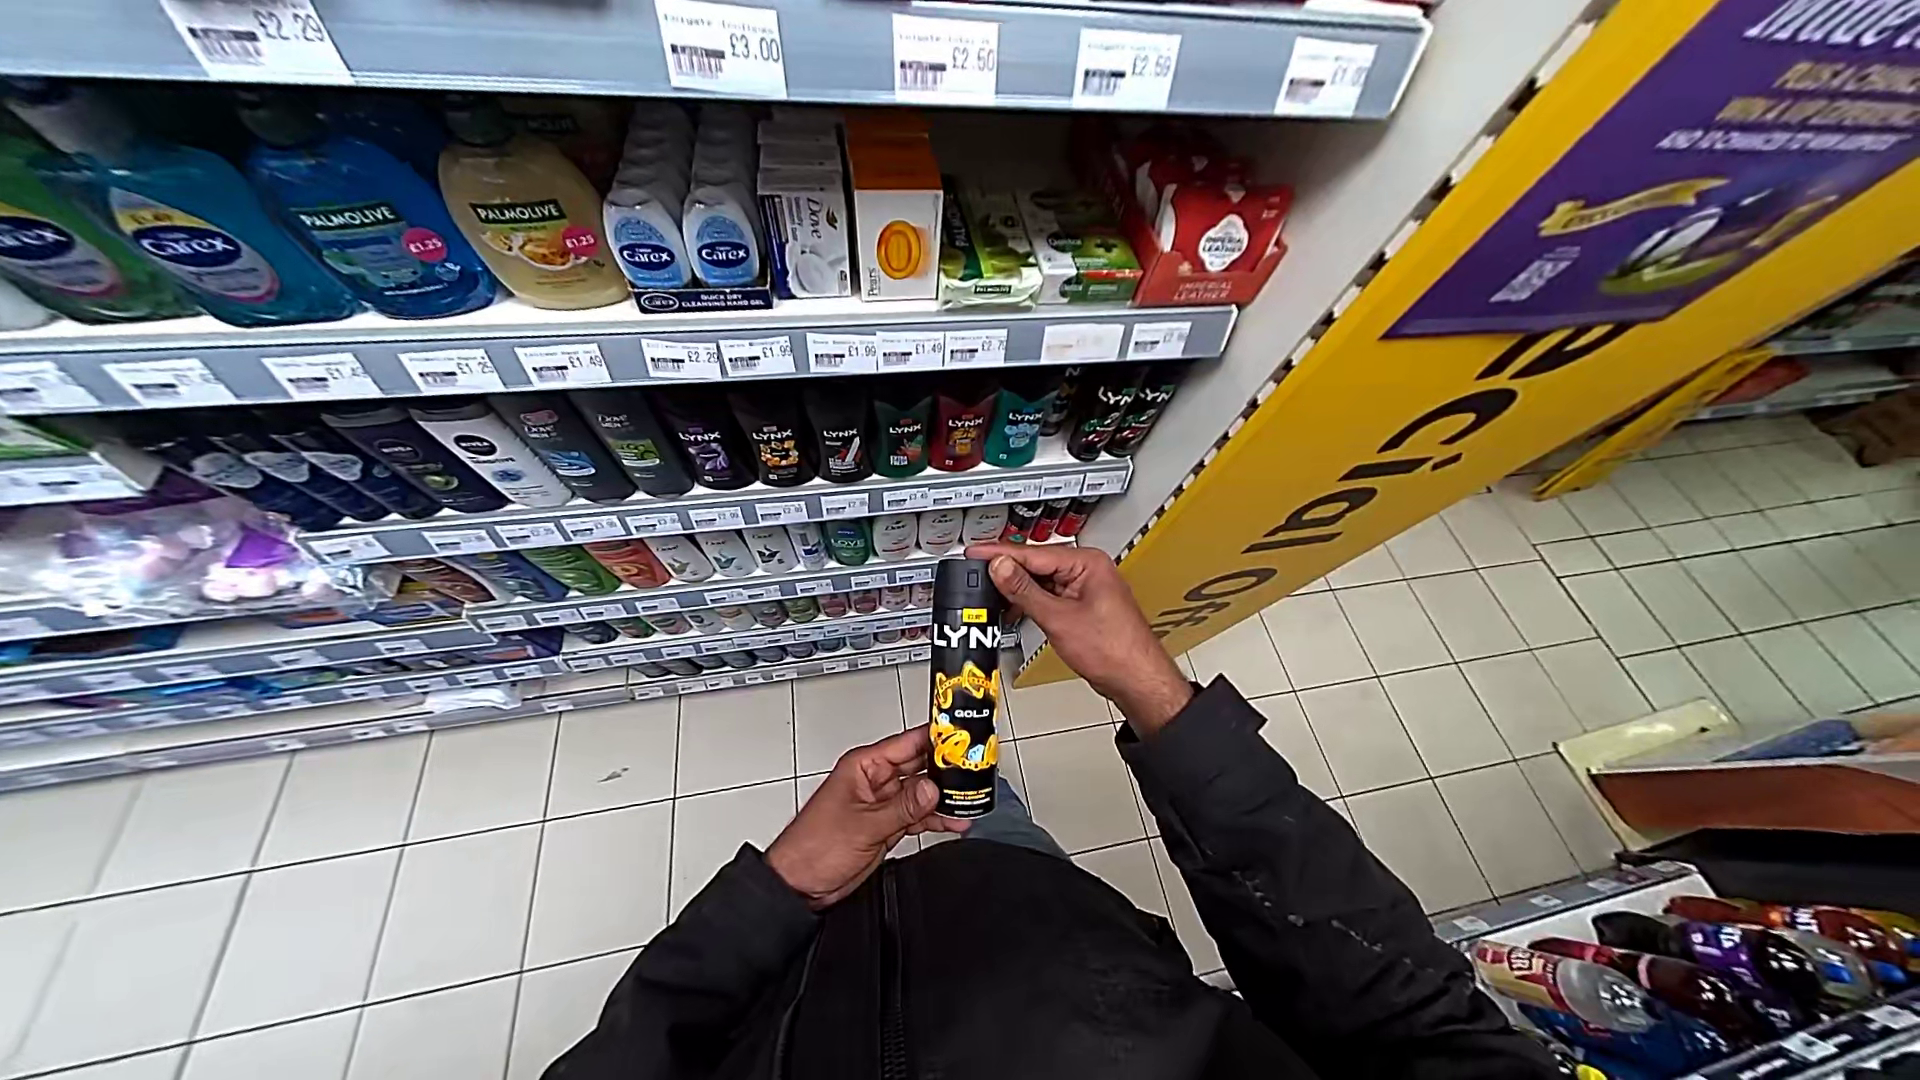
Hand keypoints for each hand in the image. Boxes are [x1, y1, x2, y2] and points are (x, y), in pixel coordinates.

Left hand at [765, 724, 969, 909]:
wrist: (799, 886)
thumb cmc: (812, 848)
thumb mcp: (864, 825)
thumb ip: (902, 806)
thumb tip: (932, 788)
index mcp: (864, 766)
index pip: (907, 743)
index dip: (934, 738)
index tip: (960, 736)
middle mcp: (875, 779)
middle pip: (918, 766)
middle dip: (945, 769)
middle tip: (973, 770)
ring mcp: (882, 802)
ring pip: (921, 791)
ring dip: (943, 796)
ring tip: (969, 799)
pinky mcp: (886, 823)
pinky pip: (916, 814)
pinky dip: (934, 817)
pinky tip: (953, 820)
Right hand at [965, 543, 1192, 735]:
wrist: (1136, 681)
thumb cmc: (1114, 650)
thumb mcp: (1058, 618)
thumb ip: (1024, 590)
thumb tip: (1000, 567)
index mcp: (1087, 562)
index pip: (1033, 552)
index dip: (1000, 553)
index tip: (975, 553)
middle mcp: (1088, 570)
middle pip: (1036, 563)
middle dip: (1006, 571)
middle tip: (975, 573)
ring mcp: (1085, 587)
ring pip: (1041, 580)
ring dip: (1017, 589)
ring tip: (990, 595)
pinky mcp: (1081, 604)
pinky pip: (1049, 595)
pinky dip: (1030, 601)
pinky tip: (1013, 609)